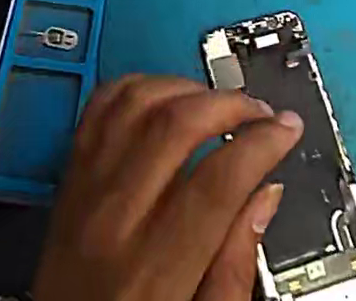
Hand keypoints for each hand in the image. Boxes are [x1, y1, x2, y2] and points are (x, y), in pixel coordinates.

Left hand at [32, 75, 303, 300]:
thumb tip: (265, 195)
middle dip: (229, 104)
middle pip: (176, 124)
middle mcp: (115, 218)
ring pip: (138, 100)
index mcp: (154, 270)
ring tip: (215, 102)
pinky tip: (166, 97)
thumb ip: (234, 266)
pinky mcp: (70, 170)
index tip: (285, 128)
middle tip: (258, 112)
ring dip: (186, 88)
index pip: (216, 181)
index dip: (261, 143)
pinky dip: (139, 85)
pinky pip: (102, 102)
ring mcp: (86, 187)